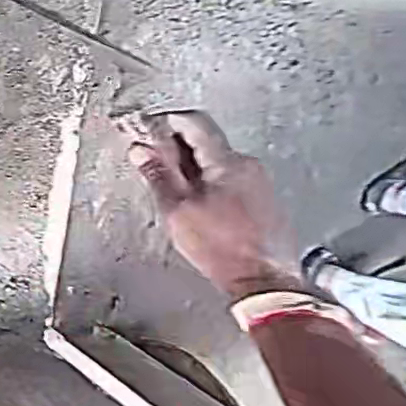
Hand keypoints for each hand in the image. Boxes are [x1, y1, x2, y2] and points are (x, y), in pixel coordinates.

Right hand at [118, 110, 301, 300]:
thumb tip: (140, 149)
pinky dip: (206, 181)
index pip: (192, 122)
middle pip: (203, 141)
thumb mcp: (177, 208)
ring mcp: (259, 183)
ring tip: (170, 189)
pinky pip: (228, 178)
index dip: (163, 122)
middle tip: (149, 162)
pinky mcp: (262, 201)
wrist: (265, 283)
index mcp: (228, 162)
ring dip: (188, 166)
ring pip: (214, 161)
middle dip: (173, 148)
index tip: (142, 131)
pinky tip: (194, 203)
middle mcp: (248, 165)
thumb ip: (157, 173)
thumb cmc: (220, 246)